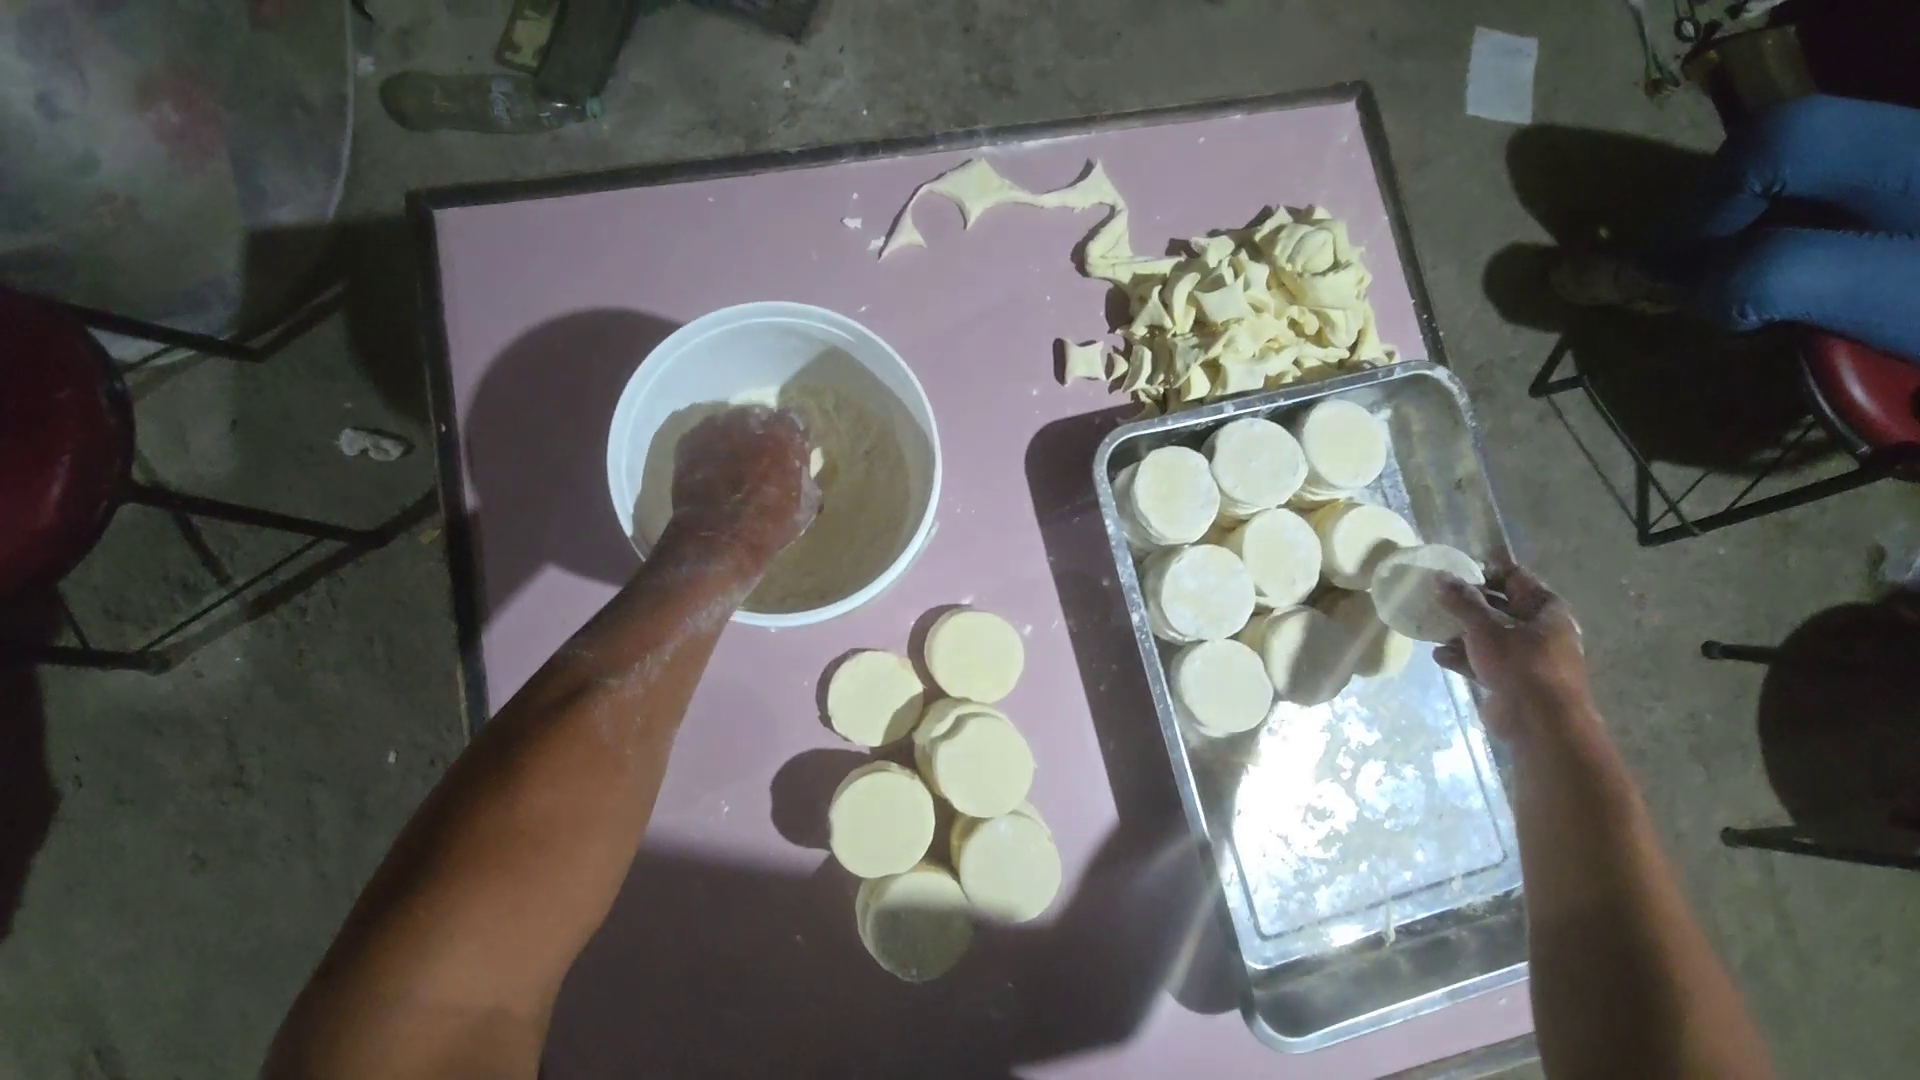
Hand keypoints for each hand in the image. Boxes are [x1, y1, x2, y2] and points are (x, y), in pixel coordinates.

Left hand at [667, 406, 820, 566]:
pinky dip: (710, 450)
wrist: (718, 538)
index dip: (795, 435)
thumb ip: (806, 478)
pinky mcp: (689, 441)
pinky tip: (711, 469)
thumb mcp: (807, 506)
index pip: (797, 419)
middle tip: (762, 457)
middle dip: (763, 433)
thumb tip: (803, 474)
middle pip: (760, 417)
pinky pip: (704, 438)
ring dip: (734, 438)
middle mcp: (751, 420)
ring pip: (730, 424)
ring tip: (733, 463)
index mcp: (785, 433)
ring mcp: (716, 428)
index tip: (794, 450)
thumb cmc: (770, 524)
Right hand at [1434, 560, 1596, 743]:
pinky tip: (1440, 656)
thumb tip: (1439, 577)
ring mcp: (1526, 656)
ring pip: (1489, 636)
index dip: (1485, 571)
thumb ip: (1461, 601)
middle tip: (1436, 599)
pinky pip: (1484, 661)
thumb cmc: (1520, 663)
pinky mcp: (1512, 679)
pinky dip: (1463, 657)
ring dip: (1461, 632)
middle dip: (1467, 604)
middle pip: (1499, 607)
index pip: (1515, 577)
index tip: (1454, 571)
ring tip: (1432, 628)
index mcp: (1545, 609)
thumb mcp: (1486, 627)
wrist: (1540, 721)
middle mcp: (1539, 629)